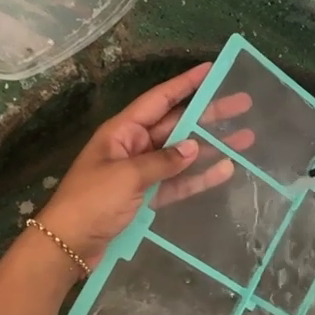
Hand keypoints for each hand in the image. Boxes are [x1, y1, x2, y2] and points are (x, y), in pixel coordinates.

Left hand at [35, 63, 253, 267]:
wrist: (68, 244)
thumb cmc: (91, 202)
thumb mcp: (127, 176)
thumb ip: (163, 161)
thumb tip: (194, 146)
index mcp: (123, 132)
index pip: (159, 100)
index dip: (185, 84)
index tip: (211, 70)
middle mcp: (134, 146)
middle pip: (177, 124)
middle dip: (209, 115)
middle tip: (242, 104)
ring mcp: (142, 172)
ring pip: (183, 153)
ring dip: (212, 146)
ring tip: (246, 137)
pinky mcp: (147, 197)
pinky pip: (178, 181)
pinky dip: (200, 176)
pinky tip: (226, 169)